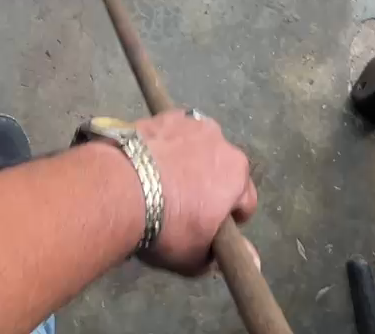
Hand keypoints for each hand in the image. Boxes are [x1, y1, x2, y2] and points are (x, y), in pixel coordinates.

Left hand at [133, 110, 257, 274]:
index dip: (229, 217)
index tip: (209, 228)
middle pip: (220, 167)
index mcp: (236, 172)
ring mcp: (188, 122)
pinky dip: (165, 144)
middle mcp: (219, 139)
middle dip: (209, 183)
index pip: (244, 200)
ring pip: (196, 145)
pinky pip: (170, 133)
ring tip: (162, 180)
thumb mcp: (196, 258)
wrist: (121, 187)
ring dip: (188, 159)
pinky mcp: (160, 114)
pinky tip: (147, 161)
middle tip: (184, 204)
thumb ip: (224, 255)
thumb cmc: (167, 226)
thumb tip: (252, 260)